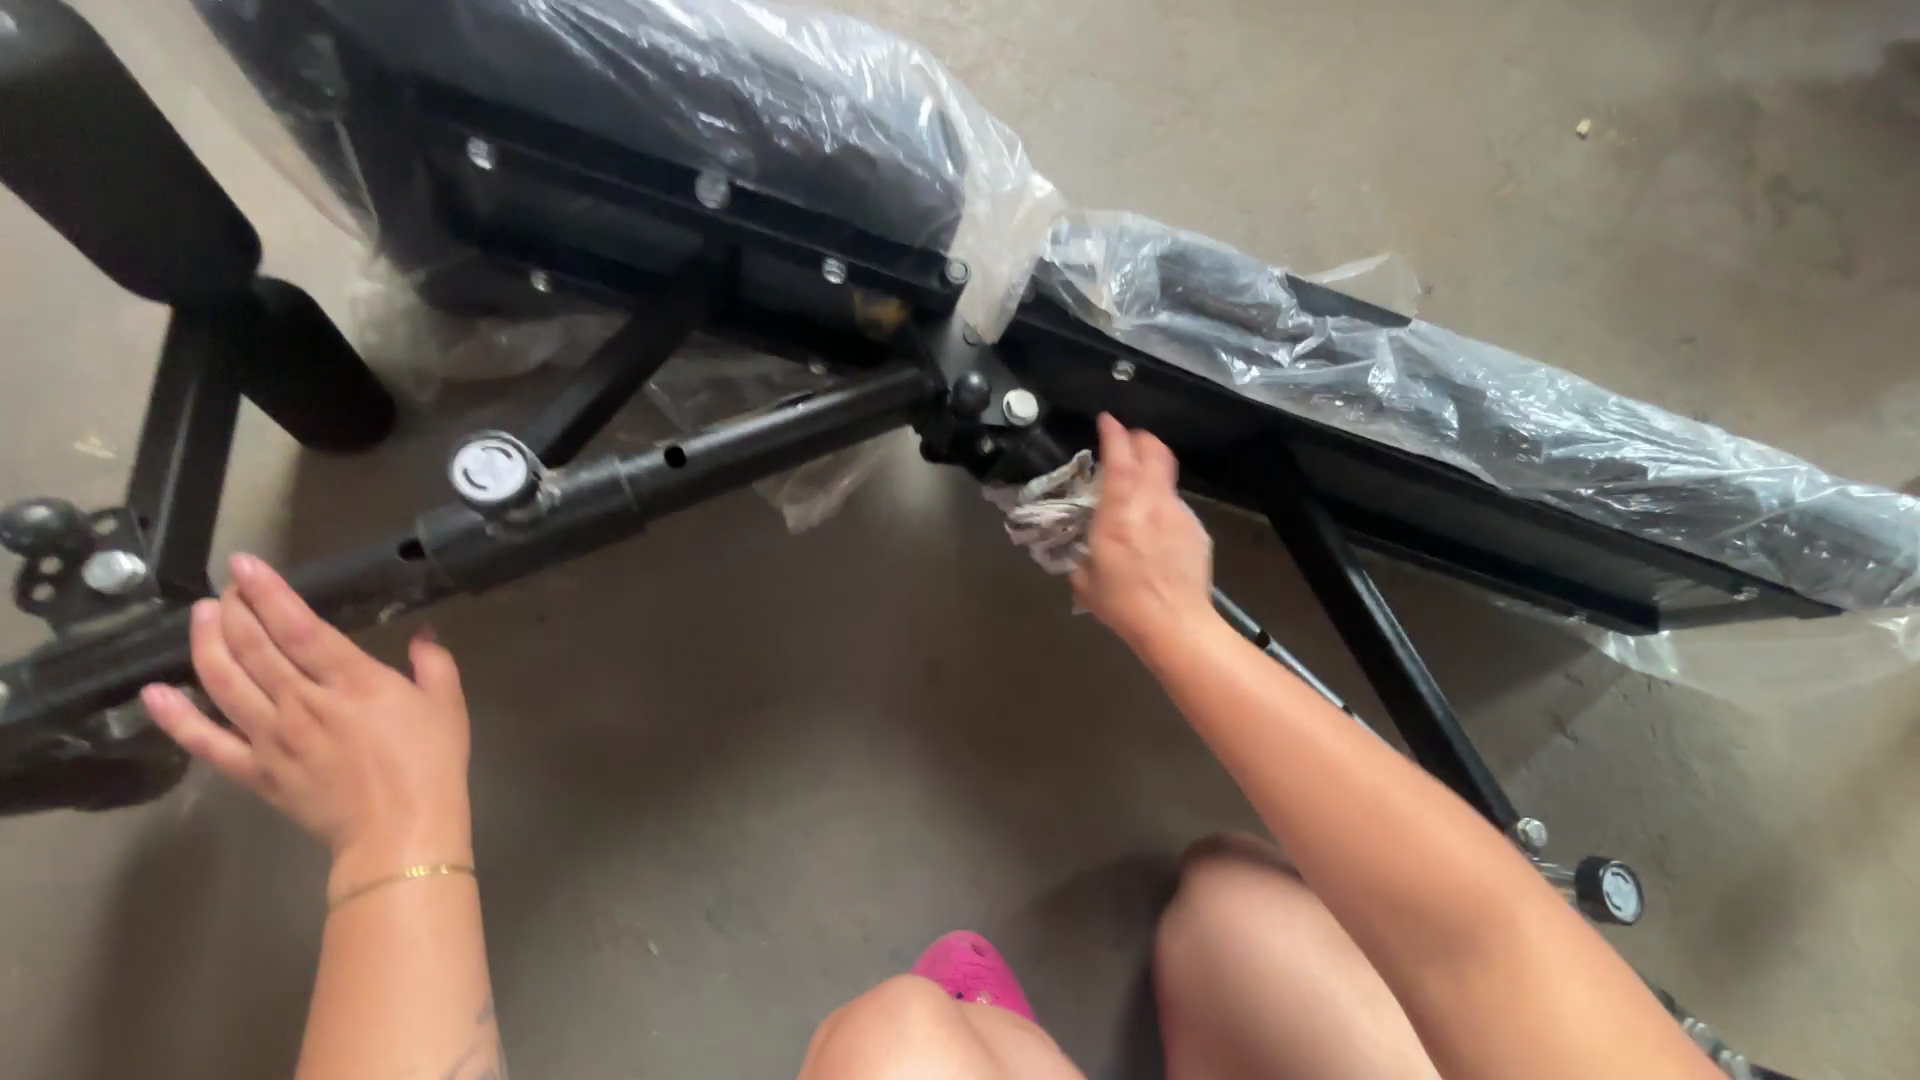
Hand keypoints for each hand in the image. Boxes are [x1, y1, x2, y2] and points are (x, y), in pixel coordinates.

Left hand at [142, 554, 472, 887]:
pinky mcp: (254, 771)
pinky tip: (155, 692)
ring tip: (199, 618)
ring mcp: (271, 737)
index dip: (270, 594)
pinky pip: (205, 741)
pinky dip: (175, 716)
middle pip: (253, 648)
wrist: (401, 827)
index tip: (246, 566)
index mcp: (353, 682)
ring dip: (205, 646)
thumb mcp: (447, 704)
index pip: (299, 628)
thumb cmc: (432, 761)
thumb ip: (433, 663)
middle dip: (234, 611)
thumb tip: (423, 635)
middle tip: (225, 588)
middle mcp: (303, 702)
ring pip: (223, 683)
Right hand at [1072, 413, 1216, 656]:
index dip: (1114, 433)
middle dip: (1141, 439)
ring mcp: (1179, 515)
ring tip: (1138, 488)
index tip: (1107, 421)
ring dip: (1151, 473)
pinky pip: (1176, 507)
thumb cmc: (1123, 603)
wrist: (1175, 624)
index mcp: (1119, 511)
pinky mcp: (1196, 531)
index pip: (1120, 457)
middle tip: (1128, 440)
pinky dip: (1162, 505)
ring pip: (1166, 479)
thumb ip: (1080, 555)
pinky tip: (1156, 529)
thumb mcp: (1085, 579)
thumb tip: (1079, 548)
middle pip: (1154, 452)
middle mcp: (1152, 503)